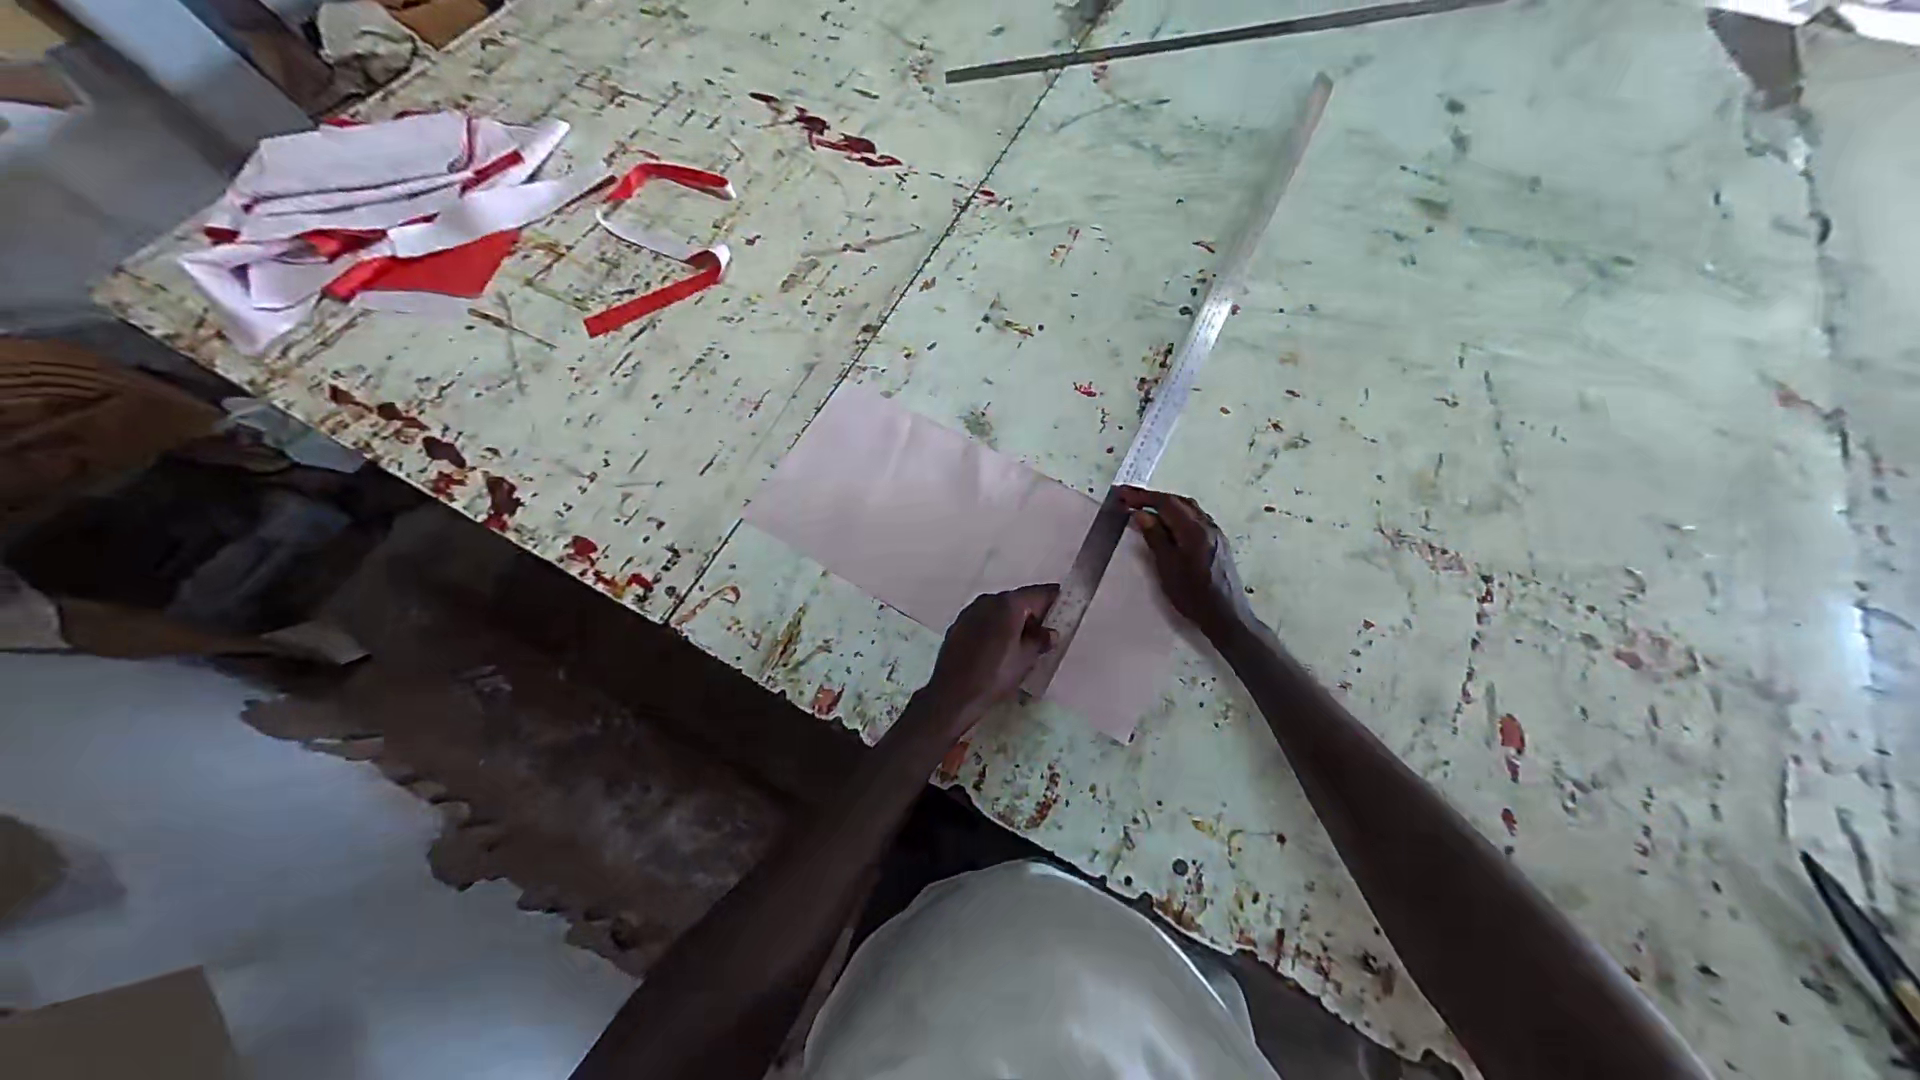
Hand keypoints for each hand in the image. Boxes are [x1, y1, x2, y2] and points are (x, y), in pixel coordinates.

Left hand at [922, 584, 1058, 723]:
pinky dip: (995, 627)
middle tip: (1045, 632)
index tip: (1065, 606)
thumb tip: (1050, 633)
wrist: (953, 693)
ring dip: (1013, 621)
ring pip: (999, 610)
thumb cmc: (995, 675)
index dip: (1054, 599)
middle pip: (1018, 600)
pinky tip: (999, 647)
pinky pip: (984, 620)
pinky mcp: (958, 625)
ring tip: (1022, 643)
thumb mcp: (1025, 659)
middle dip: (1033, 613)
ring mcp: (970, 611)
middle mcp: (988, 600)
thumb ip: (1040, 641)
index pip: (1038, 593)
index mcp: (1008, 604)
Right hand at [1115, 486, 1255, 642]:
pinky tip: (1166, 523)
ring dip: (1166, 505)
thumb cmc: (1193, 595)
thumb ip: (1155, 537)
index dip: (1142, 496)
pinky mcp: (1217, 543)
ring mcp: (1215, 534)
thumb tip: (1141, 514)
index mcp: (1194, 530)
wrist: (1225, 616)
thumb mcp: (1167, 567)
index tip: (1123, 494)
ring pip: (1188, 509)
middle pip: (1179, 502)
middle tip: (1129, 498)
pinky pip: (1195, 519)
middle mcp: (1208, 526)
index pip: (1166, 503)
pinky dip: (1177, 515)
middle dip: (1153, 497)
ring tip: (1144, 508)